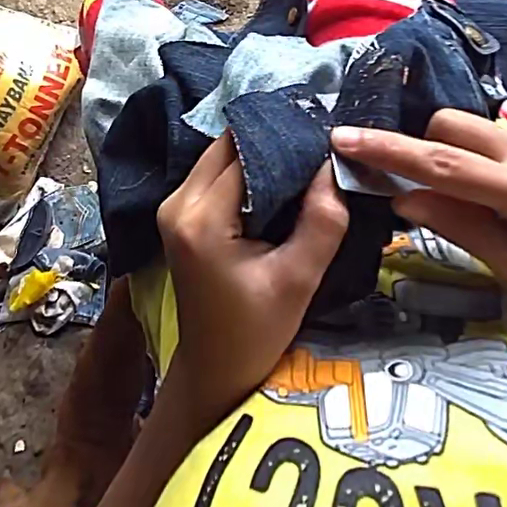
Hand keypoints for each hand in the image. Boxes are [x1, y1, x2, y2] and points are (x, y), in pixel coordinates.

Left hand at [156, 134, 349, 429]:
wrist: (215, 368)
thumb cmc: (256, 330)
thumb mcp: (299, 279)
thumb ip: (322, 220)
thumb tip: (333, 164)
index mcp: (200, 218)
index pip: (245, 153)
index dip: (286, 142)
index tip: (324, 139)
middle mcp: (177, 203)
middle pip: (227, 146)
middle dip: (272, 141)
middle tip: (316, 146)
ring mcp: (172, 206)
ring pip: (220, 155)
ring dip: (259, 154)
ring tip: (303, 162)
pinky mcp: (178, 213)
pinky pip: (215, 173)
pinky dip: (246, 170)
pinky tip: (278, 181)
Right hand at [331, 110, 506, 361]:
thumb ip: (459, 227)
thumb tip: (402, 196)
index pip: (446, 165)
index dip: (390, 151)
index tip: (345, 139)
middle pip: (453, 125)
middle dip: (422, 149)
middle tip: (420, 194)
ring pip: (472, 126)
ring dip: (452, 155)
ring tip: (471, 201)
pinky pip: (496, 135)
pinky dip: (479, 158)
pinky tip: (498, 193)